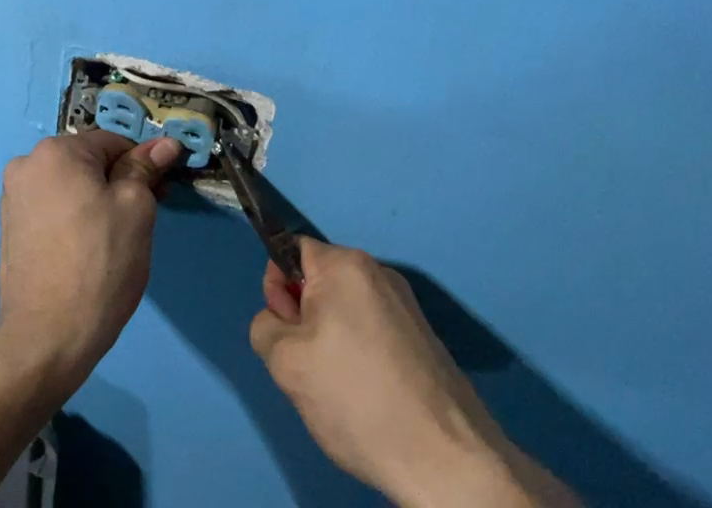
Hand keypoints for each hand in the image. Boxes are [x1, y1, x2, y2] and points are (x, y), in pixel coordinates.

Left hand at [0, 130, 181, 393]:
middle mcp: (25, 165)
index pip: (112, 141)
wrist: (47, 335)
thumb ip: (145, 170)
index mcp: (54, 151)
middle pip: (88, 162)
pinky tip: (88, 251)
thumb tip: (165, 144)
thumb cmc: (100, 264)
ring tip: (116, 241)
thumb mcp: (135, 209)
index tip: (161, 194)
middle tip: (143, 220)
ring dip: (97, 201)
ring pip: (70, 187)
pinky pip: (52, 210)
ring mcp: (13, 198)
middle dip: (118, 183)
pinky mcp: (10, 229)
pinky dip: (74, 220)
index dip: (143, 164)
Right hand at [250, 239, 576, 507]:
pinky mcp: (423, 340)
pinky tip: (365, 397)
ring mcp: (407, 308)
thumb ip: (265, 327)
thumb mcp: (284, 362)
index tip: (285, 327)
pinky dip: (358, 356)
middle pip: (318, 282)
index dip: (276, 286)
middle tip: (309, 365)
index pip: (291, 250)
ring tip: (338, 388)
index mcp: (345, 266)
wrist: (446, 460)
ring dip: (328, 340)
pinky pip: (370, 333)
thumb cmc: (356, 398)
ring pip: (342, 312)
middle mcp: (380, 275)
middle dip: (302, 317)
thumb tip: (282, 322)